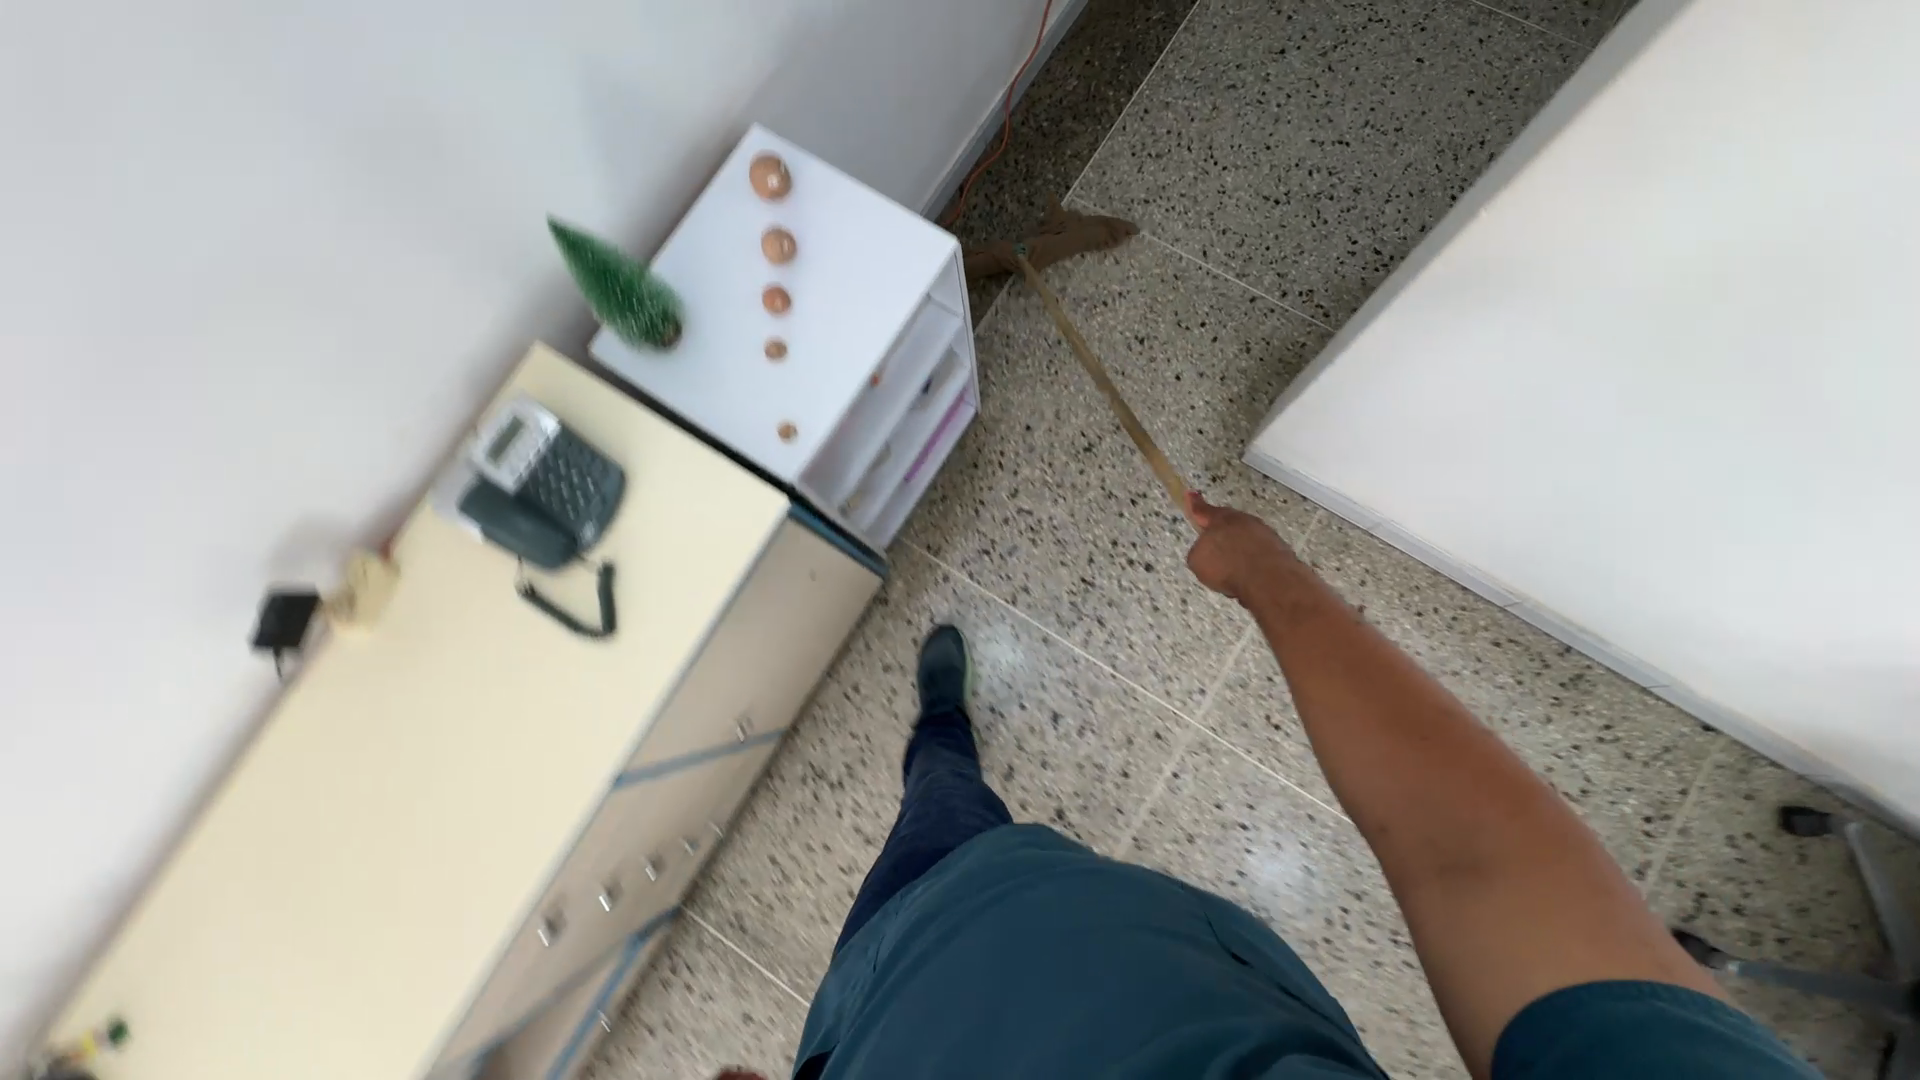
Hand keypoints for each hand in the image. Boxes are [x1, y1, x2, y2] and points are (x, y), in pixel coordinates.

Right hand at [1185, 491, 1299, 600]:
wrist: (1267, 579)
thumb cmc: (1227, 567)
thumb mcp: (1197, 561)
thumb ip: (1198, 550)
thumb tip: (1205, 551)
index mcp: (1220, 519)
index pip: (1203, 509)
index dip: (1195, 503)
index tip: (1191, 494)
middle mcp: (1242, 520)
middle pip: (1228, 522)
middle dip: (1220, 532)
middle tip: (1214, 548)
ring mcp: (1263, 532)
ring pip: (1245, 536)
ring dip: (1238, 548)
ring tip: (1231, 569)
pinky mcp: (1278, 547)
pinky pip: (1259, 550)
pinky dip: (1252, 559)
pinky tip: (1247, 575)